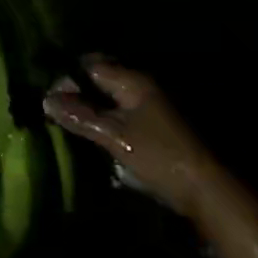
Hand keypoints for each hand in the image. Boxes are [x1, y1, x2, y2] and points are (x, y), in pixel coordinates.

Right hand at [42, 55, 220, 217]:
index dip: (67, 79)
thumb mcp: (115, 137)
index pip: (89, 66)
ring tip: (77, 123)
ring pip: (114, 95)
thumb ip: (81, 116)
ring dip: (94, 105)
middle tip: (61, 110)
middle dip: (80, 90)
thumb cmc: (161, 157)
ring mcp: (155, 104)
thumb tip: (45, 99)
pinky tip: (101, 134)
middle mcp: (144, 84)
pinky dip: (109, 116)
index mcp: (133, 80)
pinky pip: (126, 109)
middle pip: (102, 77)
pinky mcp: (161, 124)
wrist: (212, 192)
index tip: (52, 101)